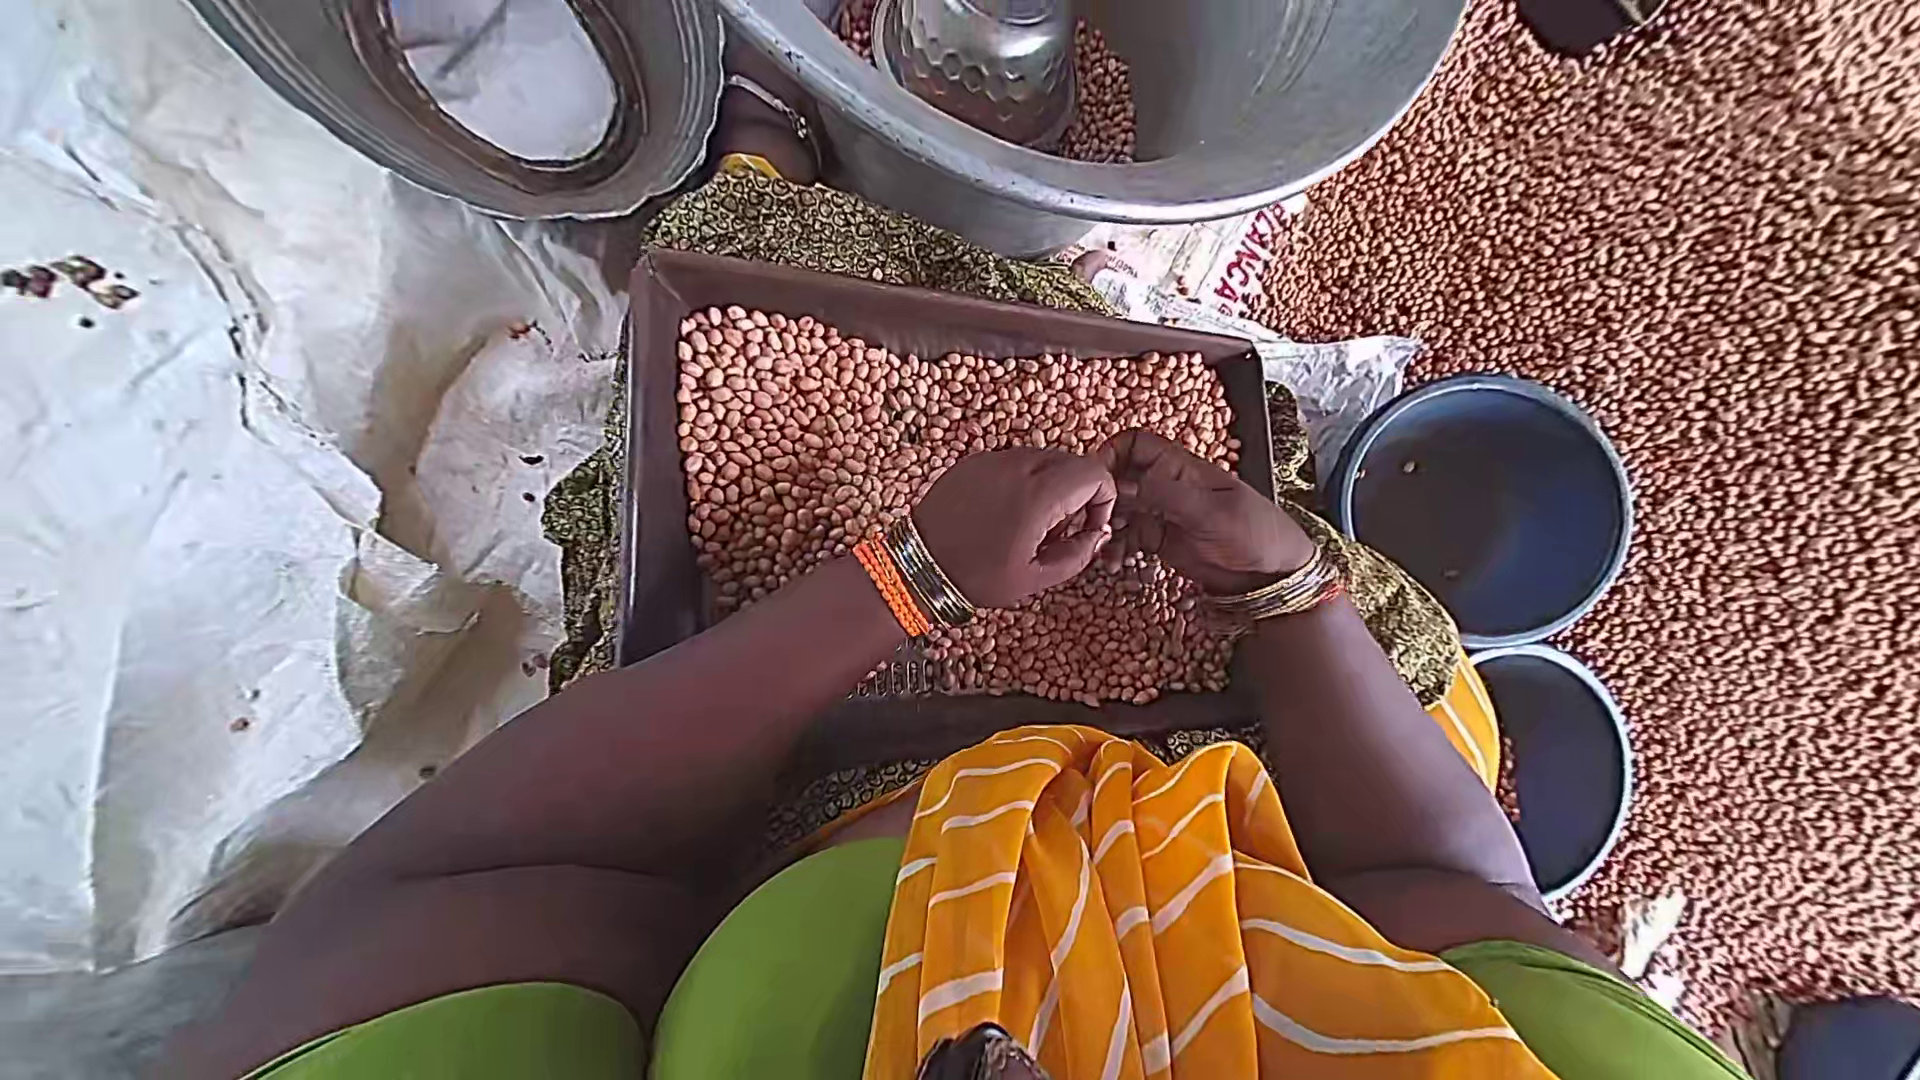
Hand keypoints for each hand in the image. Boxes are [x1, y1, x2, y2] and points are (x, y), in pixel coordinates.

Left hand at [912, 448, 1116, 607]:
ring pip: (1043, 459)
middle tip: (1058, 531)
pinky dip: (1023, 480)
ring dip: (1051, 485)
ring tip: (1029, 523)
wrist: (918, 565)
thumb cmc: (976, 577)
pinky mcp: (974, 461)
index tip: (1088, 526)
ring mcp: (993, 460)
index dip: (1103, 500)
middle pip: (1072, 463)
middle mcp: (1018, 466)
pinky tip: (1005, 512)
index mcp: (1039, 494)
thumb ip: (1079, 554)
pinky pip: (1014, 462)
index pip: (1094, 474)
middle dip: (1078, 494)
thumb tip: (1099, 533)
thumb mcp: (1035, 578)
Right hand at [1097, 430, 1312, 594]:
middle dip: (1101, 497)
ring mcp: (1160, 513)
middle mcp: (1164, 486)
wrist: (1272, 575)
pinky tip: (1113, 563)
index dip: (1111, 453)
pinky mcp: (1158, 539)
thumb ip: (1169, 495)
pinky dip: (1115, 549)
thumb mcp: (1214, 512)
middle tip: (1092, 520)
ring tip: (1101, 548)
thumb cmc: (1255, 533)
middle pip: (1119, 478)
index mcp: (1180, 468)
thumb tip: (1126, 484)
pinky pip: (1126, 538)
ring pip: (1118, 511)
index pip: (1136, 444)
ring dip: (1105, 527)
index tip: (1096, 479)